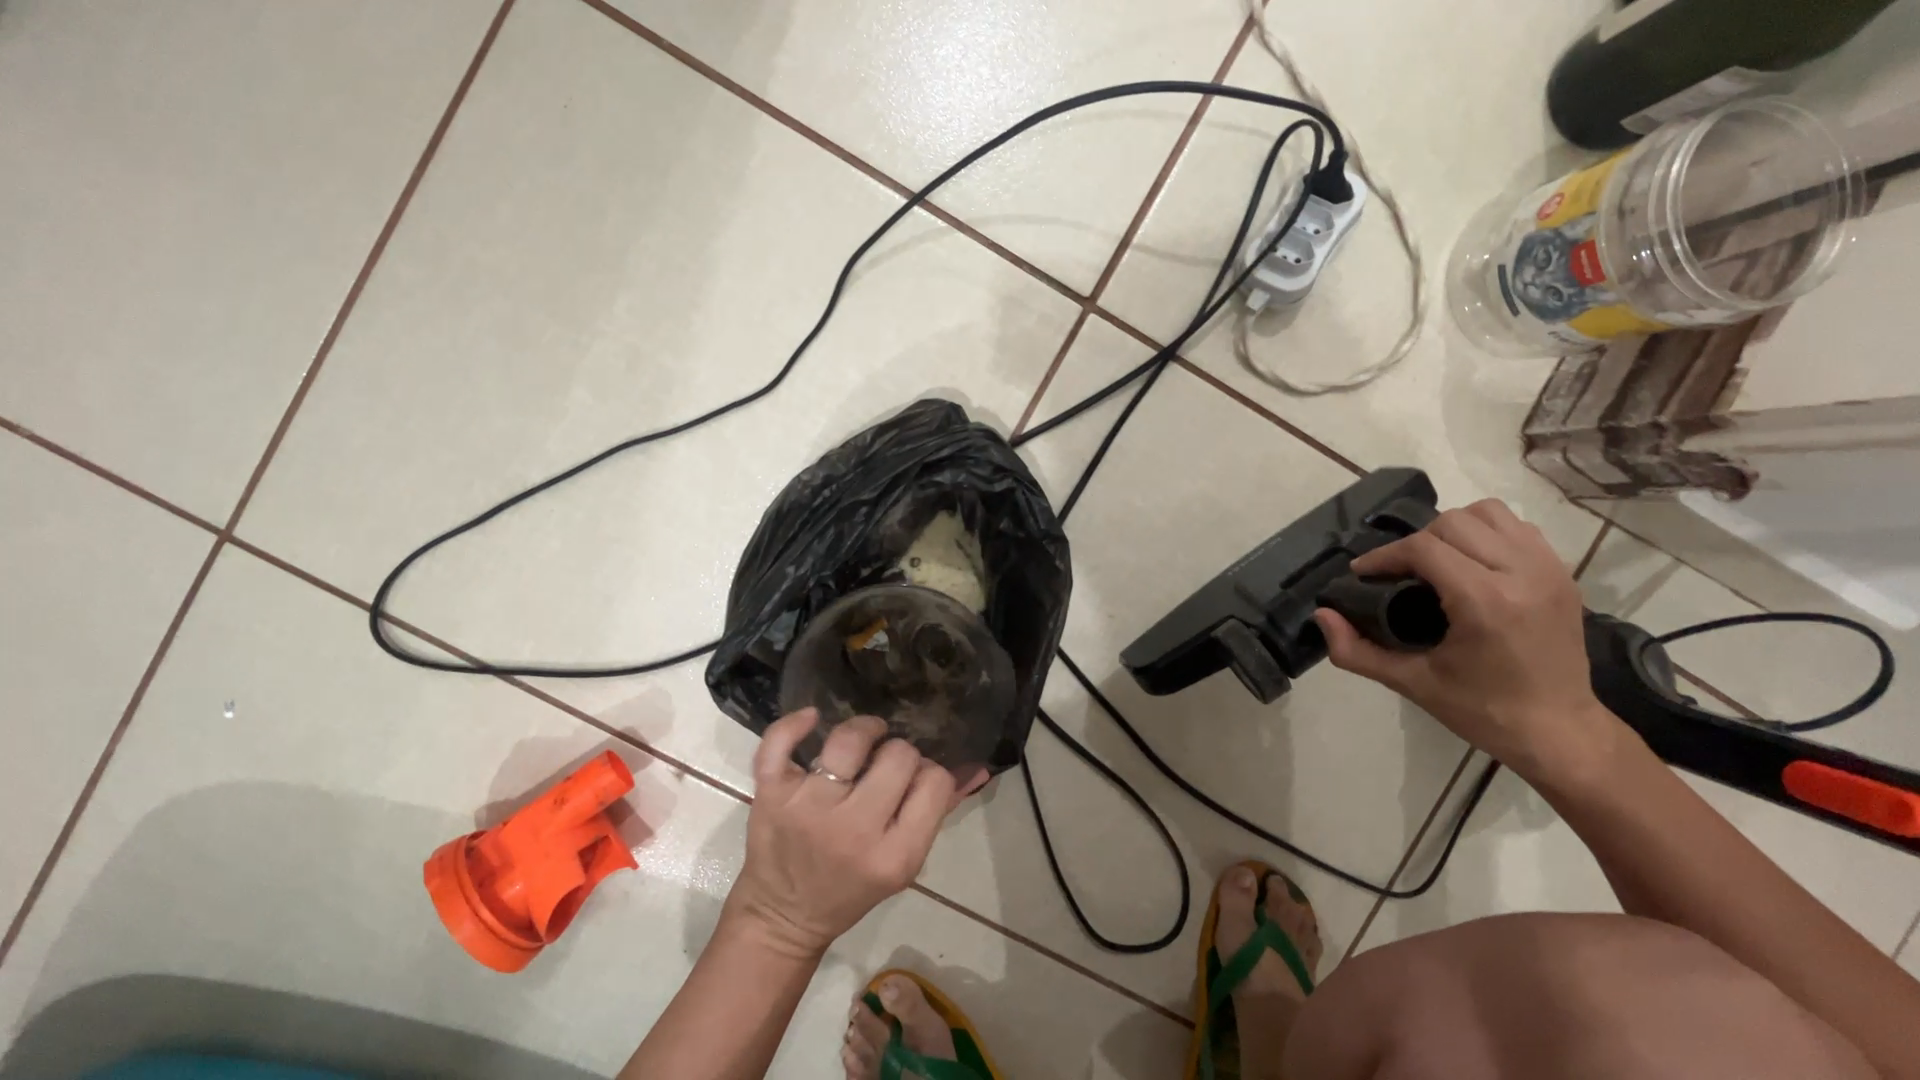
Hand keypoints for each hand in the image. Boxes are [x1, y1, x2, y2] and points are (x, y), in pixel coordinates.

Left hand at [721, 710, 986, 959]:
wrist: (782, 917)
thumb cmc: (850, 890)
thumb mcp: (903, 864)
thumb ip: (937, 812)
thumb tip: (976, 768)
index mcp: (895, 854)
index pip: (934, 782)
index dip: (929, 773)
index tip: (914, 781)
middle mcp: (853, 829)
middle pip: (898, 756)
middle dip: (899, 754)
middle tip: (886, 767)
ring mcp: (808, 809)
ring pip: (848, 741)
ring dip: (864, 730)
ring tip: (866, 738)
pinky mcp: (772, 795)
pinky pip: (780, 743)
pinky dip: (795, 724)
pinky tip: (813, 719)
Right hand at [1314, 499, 1622, 779]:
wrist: (1559, 732)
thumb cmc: (1483, 711)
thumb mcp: (1412, 683)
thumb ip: (1357, 651)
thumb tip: (1322, 616)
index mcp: (1485, 601)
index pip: (1423, 548)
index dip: (1384, 556)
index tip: (1362, 574)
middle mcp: (1521, 573)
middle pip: (1452, 523)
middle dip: (1415, 543)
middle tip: (1398, 574)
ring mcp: (1548, 569)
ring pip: (1487, 514)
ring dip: (1453, 530)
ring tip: (1437, 562)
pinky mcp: (1562, 572)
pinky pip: (1517, 527)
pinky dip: (1487, 534)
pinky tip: (1472, 564)